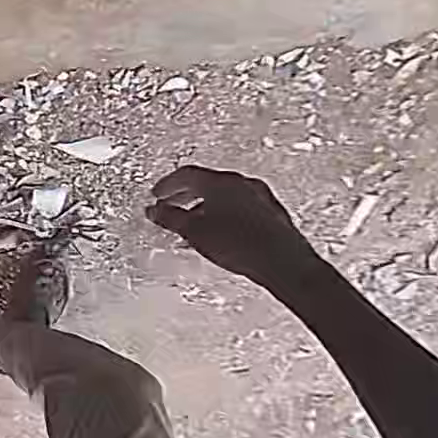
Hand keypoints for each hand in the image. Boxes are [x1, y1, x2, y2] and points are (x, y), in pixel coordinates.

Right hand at [145, 166, 315, 284]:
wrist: (281, 262)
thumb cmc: (242, 244)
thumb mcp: (193, 231)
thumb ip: (169, 218)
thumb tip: (155, 211)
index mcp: (220, 182)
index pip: (186, 174)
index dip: (167, 185)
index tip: (157, 194)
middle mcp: (241, 183)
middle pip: (205, 183)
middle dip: (184, 196)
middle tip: (170, 206)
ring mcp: (259, 197)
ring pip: (223, 196)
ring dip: (204, 207)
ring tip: (192, 224)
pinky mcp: (270, 213)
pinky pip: (239, 208)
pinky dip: (223, 215)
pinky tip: (219, 234)